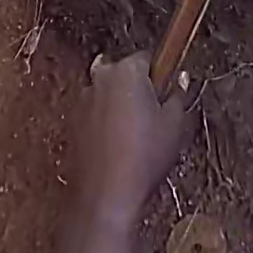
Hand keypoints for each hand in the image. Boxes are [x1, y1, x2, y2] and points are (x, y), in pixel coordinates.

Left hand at [74, 52, 191, 219]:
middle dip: (136, 87)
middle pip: (124, 72)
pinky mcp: (73, 118)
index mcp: (127, 70)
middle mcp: (102, 76)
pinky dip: (103, 119)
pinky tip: (115, 144)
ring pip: (107, 91)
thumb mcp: (174, 124)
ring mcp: (84, 97)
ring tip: (132, 134)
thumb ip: (178, 95)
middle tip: (152, 115)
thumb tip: (179, 78)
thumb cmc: (145, 155)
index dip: (159, 76)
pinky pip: (94, 110)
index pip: (147, 58)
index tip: (165, 95)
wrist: (106, 195)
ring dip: (117, 102)